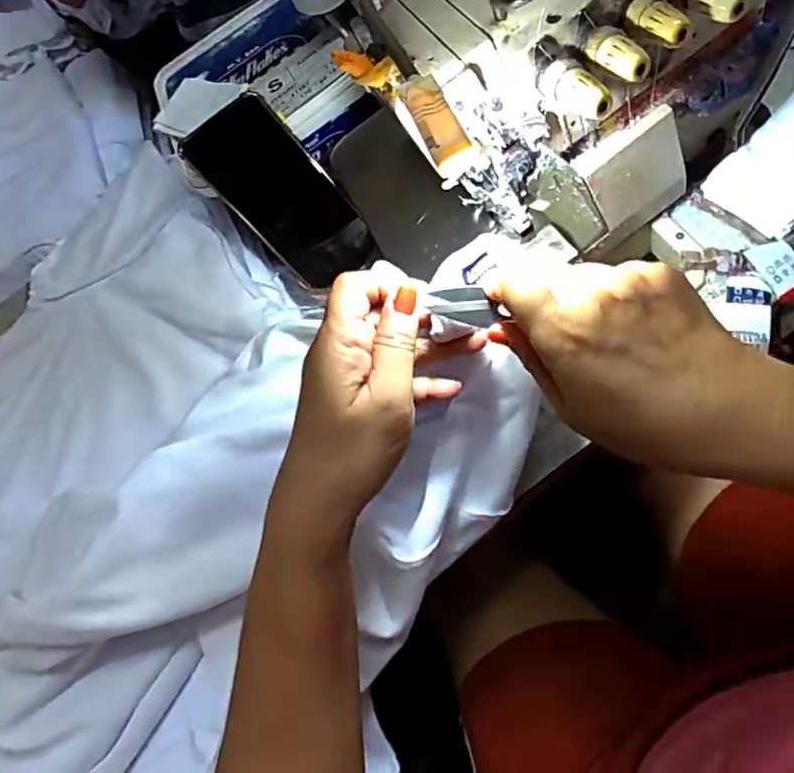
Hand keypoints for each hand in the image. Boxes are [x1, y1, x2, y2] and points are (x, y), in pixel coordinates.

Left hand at [277, 264, 487, 529]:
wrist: (320, 509)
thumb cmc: (354, 450)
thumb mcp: (387, 394)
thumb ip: (397, 340)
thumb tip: (406, 291)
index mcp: (340, 341)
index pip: (356, 286)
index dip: (390, 285)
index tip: (427, 304)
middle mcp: (342, 350)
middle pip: (381, 313)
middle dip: (423, 314)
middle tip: (463, 321)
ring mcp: (351, 375)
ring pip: (393, 345)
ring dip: (431, 344)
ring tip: (474, 342)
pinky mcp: (359, 397)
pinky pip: (392, 374)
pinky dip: (420, 376)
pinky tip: (452, 385)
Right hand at [489, 261, 773, 476]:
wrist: (727, 407)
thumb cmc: (645, 424)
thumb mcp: (573, 407)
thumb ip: (532, 359)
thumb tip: (503, 327)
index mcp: (564, 327)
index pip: (512, 280)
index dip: (505, 292)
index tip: (508, 308)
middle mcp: (592, 289)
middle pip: (546, 274)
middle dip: (546, 298)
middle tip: (568, 334)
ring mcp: (628, 275)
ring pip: (584, 273)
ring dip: (584, 295)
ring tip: (614, 334)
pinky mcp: (657, 269)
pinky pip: (620, 274)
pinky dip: (619, 294)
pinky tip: (643, 325)